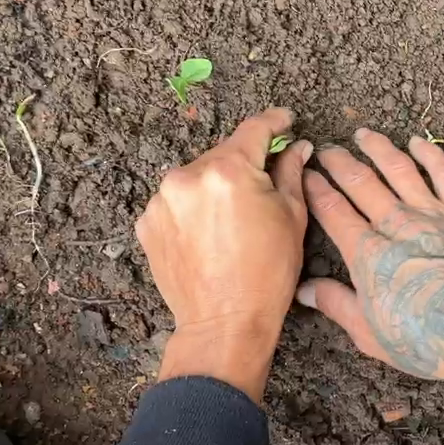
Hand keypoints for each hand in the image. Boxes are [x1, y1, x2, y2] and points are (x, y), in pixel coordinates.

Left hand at [136, 107, 310, 400]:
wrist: (224, 324)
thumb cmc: (268, 274)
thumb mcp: (291, 217)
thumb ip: (291, 173)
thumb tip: (296, 147)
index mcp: (229, 170)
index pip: (254, 128)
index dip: (275, 121)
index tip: (285, 120)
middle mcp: (188, 175)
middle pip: (224, 154)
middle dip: (245, 165)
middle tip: (264, 187)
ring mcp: (162, 200)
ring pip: (198, 178)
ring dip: (216, 187)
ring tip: (233, 221)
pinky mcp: (146, 222)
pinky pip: (177, 202)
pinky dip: (194, 209)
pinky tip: (210, 234)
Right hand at [298, 129, 443, 425]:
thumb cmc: (424, 342)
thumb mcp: (369, 333)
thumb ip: (336, 304)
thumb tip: (304, 289)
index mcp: (367, 253)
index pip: (333, 210)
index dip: (316, 189)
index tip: (306, 175)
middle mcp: (396, 224)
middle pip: (361, 182)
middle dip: (339, 163)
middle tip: (326, 150)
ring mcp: (432, 214)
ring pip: (399, 169)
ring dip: (379, 148)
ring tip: (363, 135)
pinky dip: (430, 154)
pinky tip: (417, 141)